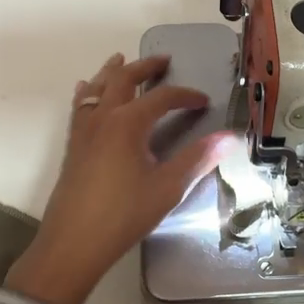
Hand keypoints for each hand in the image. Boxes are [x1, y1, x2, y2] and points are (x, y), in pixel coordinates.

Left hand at [5, 52, 236, 303]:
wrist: (73, 243)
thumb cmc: (124, 215)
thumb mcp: (167, 188)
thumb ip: (197, 159)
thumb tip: (230, 138)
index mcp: (128, 123)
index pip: (162, 97)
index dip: (185, 96)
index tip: (203, 101)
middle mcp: (103, 117)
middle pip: (123, 79)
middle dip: (145, 67)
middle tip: (163, 60)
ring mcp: (83, 130)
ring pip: (97, 87)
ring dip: (113, 72)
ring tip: (122, 60)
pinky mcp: (73, 145)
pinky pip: (80, 105)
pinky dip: (89, 91)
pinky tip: (88, 89)